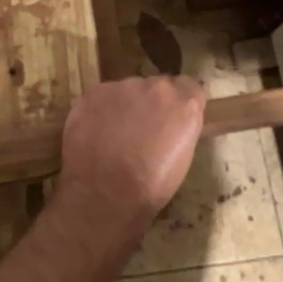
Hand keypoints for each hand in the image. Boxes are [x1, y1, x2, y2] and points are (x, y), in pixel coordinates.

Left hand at [56, 76, 205, 229]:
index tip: (174, 119)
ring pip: (127, 91)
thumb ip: (181, 128)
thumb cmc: (151, 187)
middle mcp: (154, 87)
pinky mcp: (92, 94)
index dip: (181, 103)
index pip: (190, 87)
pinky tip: (97, 135)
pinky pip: (102, 97)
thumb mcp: (182, 158)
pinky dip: (102, 111)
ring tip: (116, 136)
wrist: (104, 194)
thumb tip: (174, 122)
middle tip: (143, 131)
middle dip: (153, 103)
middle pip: (157, 87)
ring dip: (126, 106)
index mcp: (183, 104)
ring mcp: (120, 87)